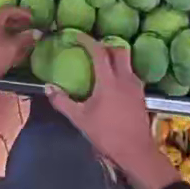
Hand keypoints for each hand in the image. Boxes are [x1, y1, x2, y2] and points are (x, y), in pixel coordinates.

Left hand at [0, 7, 39, 84]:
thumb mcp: (12, 47)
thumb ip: (25, 38)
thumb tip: (37, 32)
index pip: (8, 10)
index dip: (22, 12)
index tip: (32, 18)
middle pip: (4, 19)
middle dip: (18, 22)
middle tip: (30, 27)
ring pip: (0, 29)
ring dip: (13, 31)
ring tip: (24, 38)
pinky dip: (5, 39)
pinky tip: (13, 47)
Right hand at [45, 38, 179, 188]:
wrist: (136, 152)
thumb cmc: (107, 134)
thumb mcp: (80, 119)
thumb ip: (63, 102)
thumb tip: (48, 88)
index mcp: (109, 81)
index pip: (99, 52)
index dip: (88, 40)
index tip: (77, 36)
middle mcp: (125, 79)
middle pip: (119, 51)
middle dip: (106, 45)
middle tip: (92, 49)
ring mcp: (136, 87)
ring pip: (128, 62)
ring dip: (115, 58)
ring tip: (102, 64)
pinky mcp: (141, 96)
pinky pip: (131, 74)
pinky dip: (121, 71)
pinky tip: (113, 83)